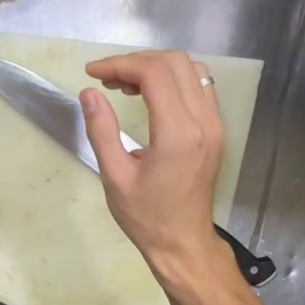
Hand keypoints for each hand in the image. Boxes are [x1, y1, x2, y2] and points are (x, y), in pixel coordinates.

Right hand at [80, 51, 231, 284]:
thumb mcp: (115, 176)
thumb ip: (102, 131)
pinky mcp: (215, 129)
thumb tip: (89, 93)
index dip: (120, 65)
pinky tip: (148, 94)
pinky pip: (199, 86)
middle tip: (105, 78)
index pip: (154, 74)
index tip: (92, 73)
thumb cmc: (145, 216)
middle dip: (136, 61)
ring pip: (191, 69)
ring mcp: (214, 124)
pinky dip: (172, 79)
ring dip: (155, 67)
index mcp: (178, 133)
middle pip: (175, 62)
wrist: (183, 242)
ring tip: (124, 85)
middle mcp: (203, 121)